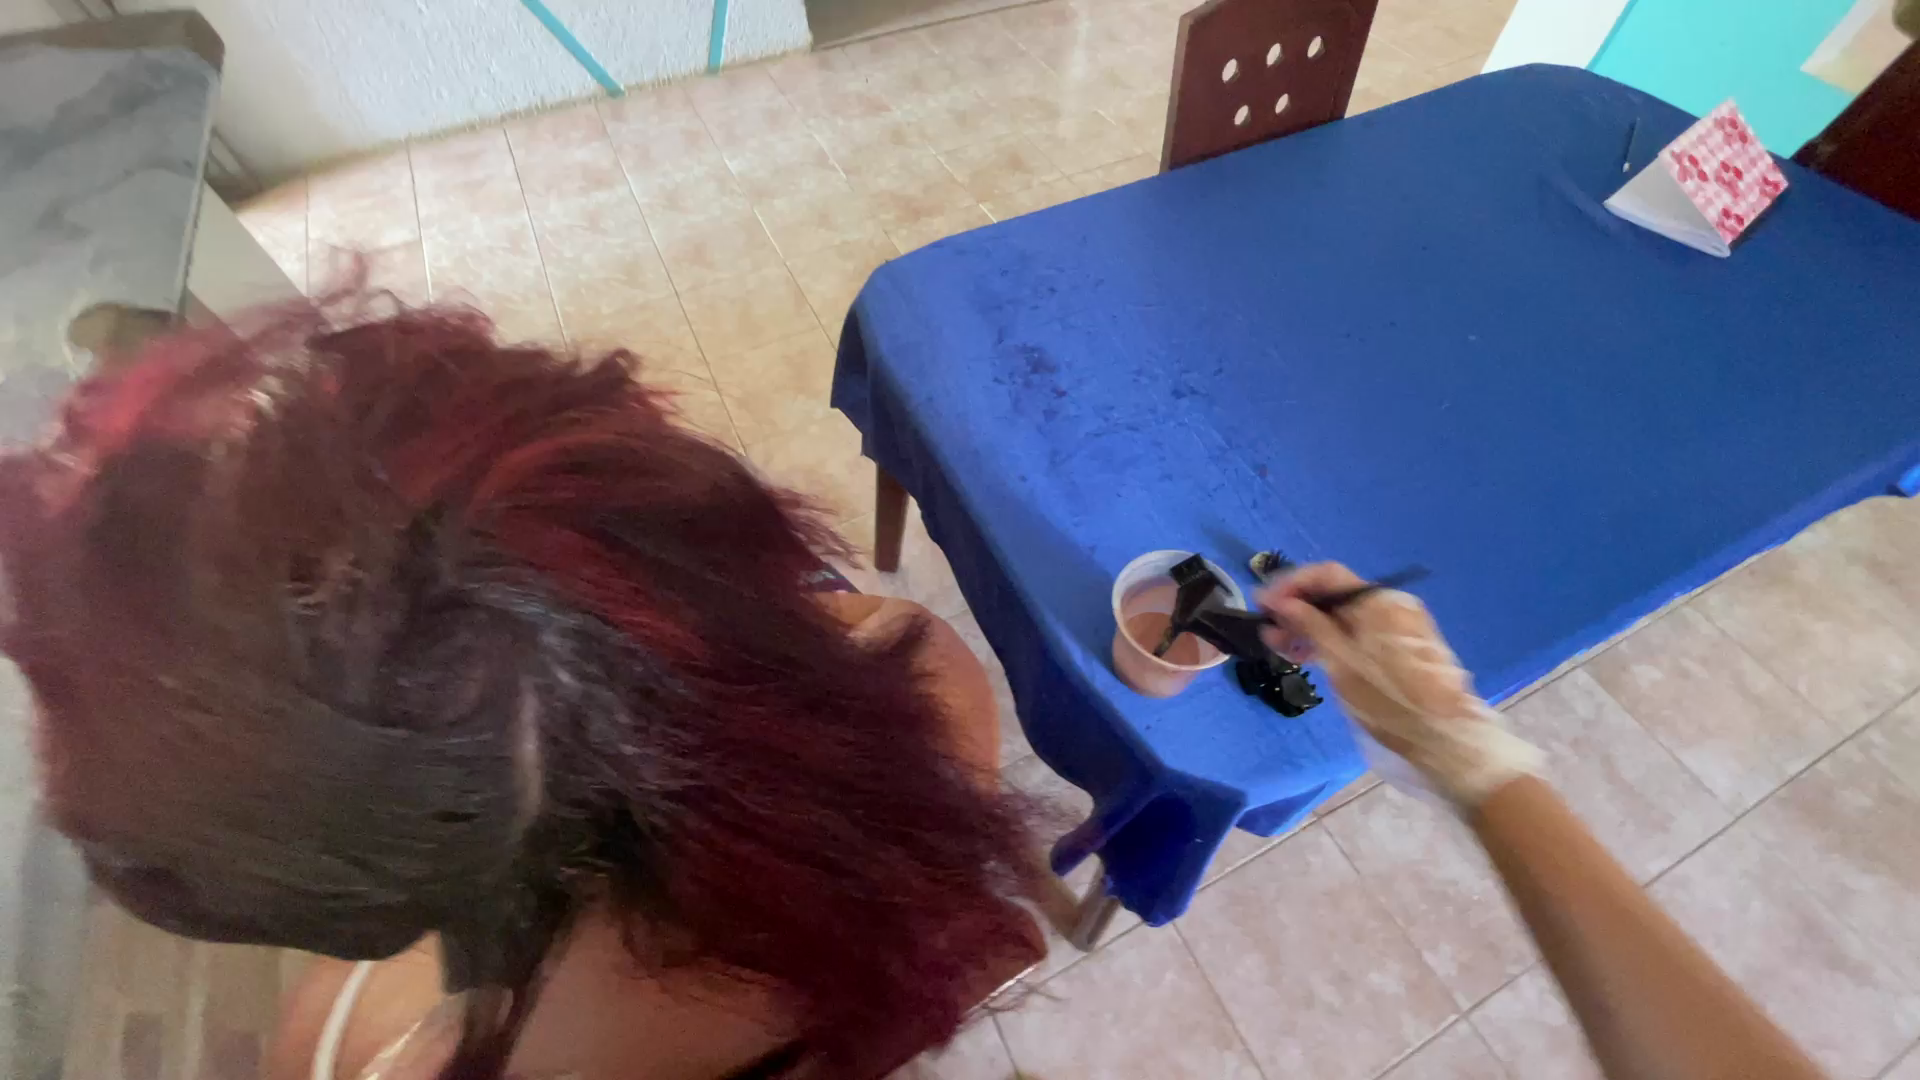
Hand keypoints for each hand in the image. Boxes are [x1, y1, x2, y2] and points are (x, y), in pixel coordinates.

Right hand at [1256, 562, 1539, 806]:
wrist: (1444, 740)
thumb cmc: (1389, 698)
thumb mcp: (1341, 661)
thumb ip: (1311, 625)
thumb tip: (1283, 602)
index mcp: (1379, 602)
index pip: (1327, 576)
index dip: (1291, 584)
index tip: (1263, 603)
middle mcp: (1388, 607)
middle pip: (1333, 595)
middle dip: (1296, 608)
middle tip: (1266, 628)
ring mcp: (1392, 629)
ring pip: (1339, 617)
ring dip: (1306, 627)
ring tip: (1279, 646)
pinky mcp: (1393, 650)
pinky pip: (1352, 634)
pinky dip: (1326, 640)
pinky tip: (1304, 655)